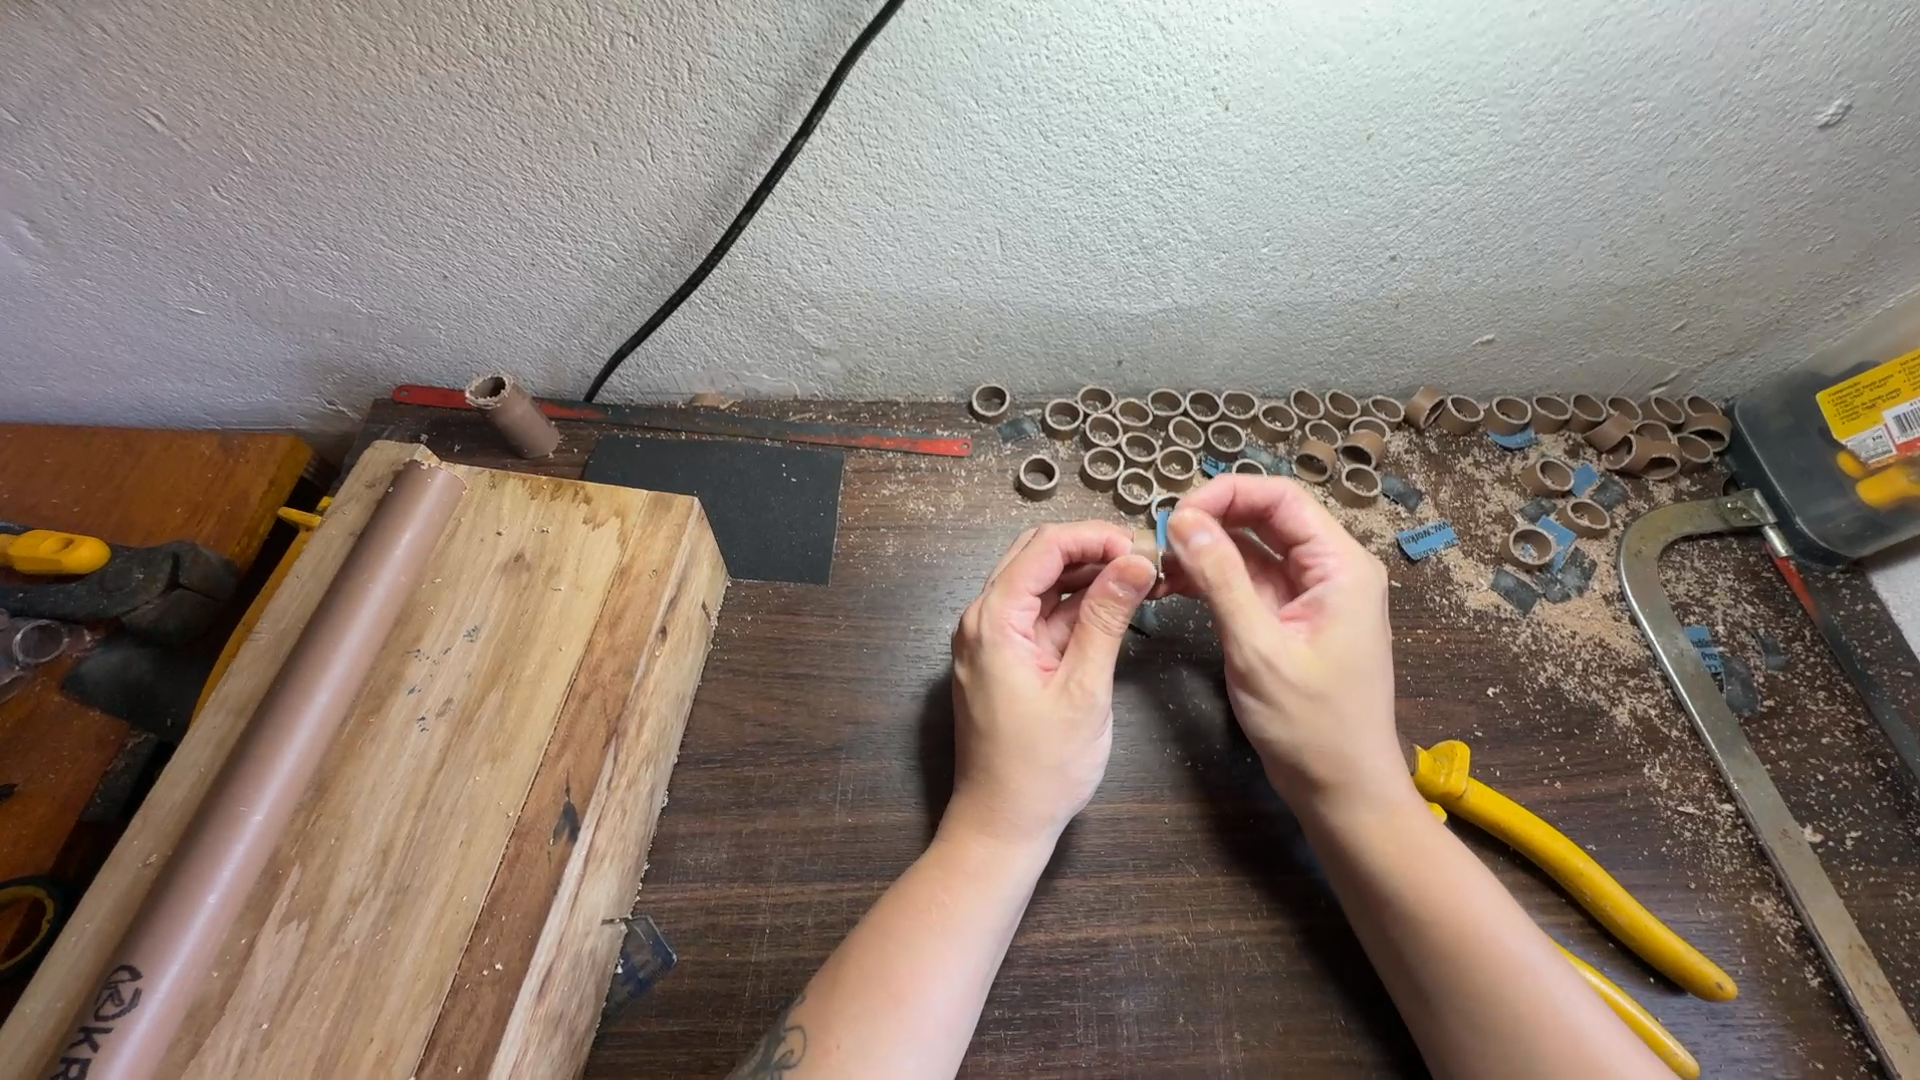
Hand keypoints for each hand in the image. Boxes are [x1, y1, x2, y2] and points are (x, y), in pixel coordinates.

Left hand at [947, 522, 1156, 847]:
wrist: (1001, 823)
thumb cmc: (1041, 768)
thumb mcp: (1083, 689)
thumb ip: (1106, 619)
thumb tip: (1135, 562)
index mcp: (993, 621)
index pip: (1042, 548)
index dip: (1092, 537)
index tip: (1139, 546)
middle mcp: (982, 619)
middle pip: (1036, 557)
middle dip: (1089, 550)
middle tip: (1142, 561)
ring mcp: (990, 638)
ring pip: (1039, 583)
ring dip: (1085, 576)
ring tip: (1137, 580)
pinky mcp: (1003, 657)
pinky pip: (1039, 615)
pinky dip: (1074, 606)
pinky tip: (1113, 607)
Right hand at [1161, 476, 1417, 816]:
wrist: (1339, 787)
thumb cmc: (1310, 722)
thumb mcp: (1258, 647)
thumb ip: (1221, 578)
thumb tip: (1183, 520)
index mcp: (1340, 566)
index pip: (1282, 498)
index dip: (1226, 494)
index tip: (1176, 515)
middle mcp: (1328, 569)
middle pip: (1265, 517)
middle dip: (1210, 520)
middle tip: (1160, 539)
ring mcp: (1307, 594)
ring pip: (1250, 549)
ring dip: (1204, 551)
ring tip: (1159, 565)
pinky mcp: (1287, 617)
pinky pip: (1246, 581)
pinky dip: (1210, 579)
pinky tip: (1173, 587)